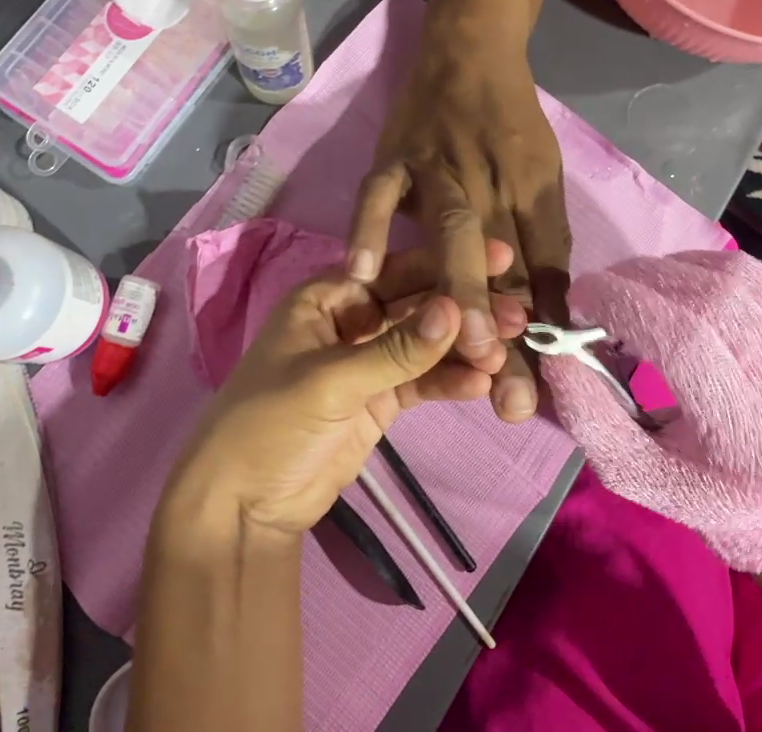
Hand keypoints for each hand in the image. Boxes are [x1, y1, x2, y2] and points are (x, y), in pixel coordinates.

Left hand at [171, 240, 523, 536]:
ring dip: (465, 347)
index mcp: (327, 297)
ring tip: (509, 352)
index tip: (497, 258)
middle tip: (517, 311)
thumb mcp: (330, 380)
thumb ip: (395, 349)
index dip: (443, 264)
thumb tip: (456, 309)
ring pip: (426, 345)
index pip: (394, 269)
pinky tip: (484, 383)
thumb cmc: (270, 423)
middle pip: (417, 305)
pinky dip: (449, 381)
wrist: (244, 502)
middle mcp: (352, 320)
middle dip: (464, 308)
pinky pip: (422, 382)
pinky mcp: (381, 400)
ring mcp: (368, 362)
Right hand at [349, 27, 570, 424]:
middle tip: (510, 395)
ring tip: (462, 349)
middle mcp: (493, 186)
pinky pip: (379, 192)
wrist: (472, 50)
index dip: (541, 330)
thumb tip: (549, 314)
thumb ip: (545, 244)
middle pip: (504, 264)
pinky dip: (370, 227)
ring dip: (460, 290)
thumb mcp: (543, 178)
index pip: (542, 269)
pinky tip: (359, 274)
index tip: (540, 391)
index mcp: (532, 193)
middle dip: (509, 328)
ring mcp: (440, 169)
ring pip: (453, 234)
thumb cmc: (511, 122)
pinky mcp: (396, 155)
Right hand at [541, 251, 761, 572]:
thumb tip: (557, 352)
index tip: (581, 297)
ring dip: (669, 269)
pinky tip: (675, 283)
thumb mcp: (628, 471)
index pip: (685, 340)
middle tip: (601, 289)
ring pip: (733, 277)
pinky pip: (754, 274)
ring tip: (635, 286)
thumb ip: (587, 415)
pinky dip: (703, 267)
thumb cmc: (693, 486)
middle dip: (640, 280)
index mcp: (743, 431)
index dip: (625, 304)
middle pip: (709, 299)